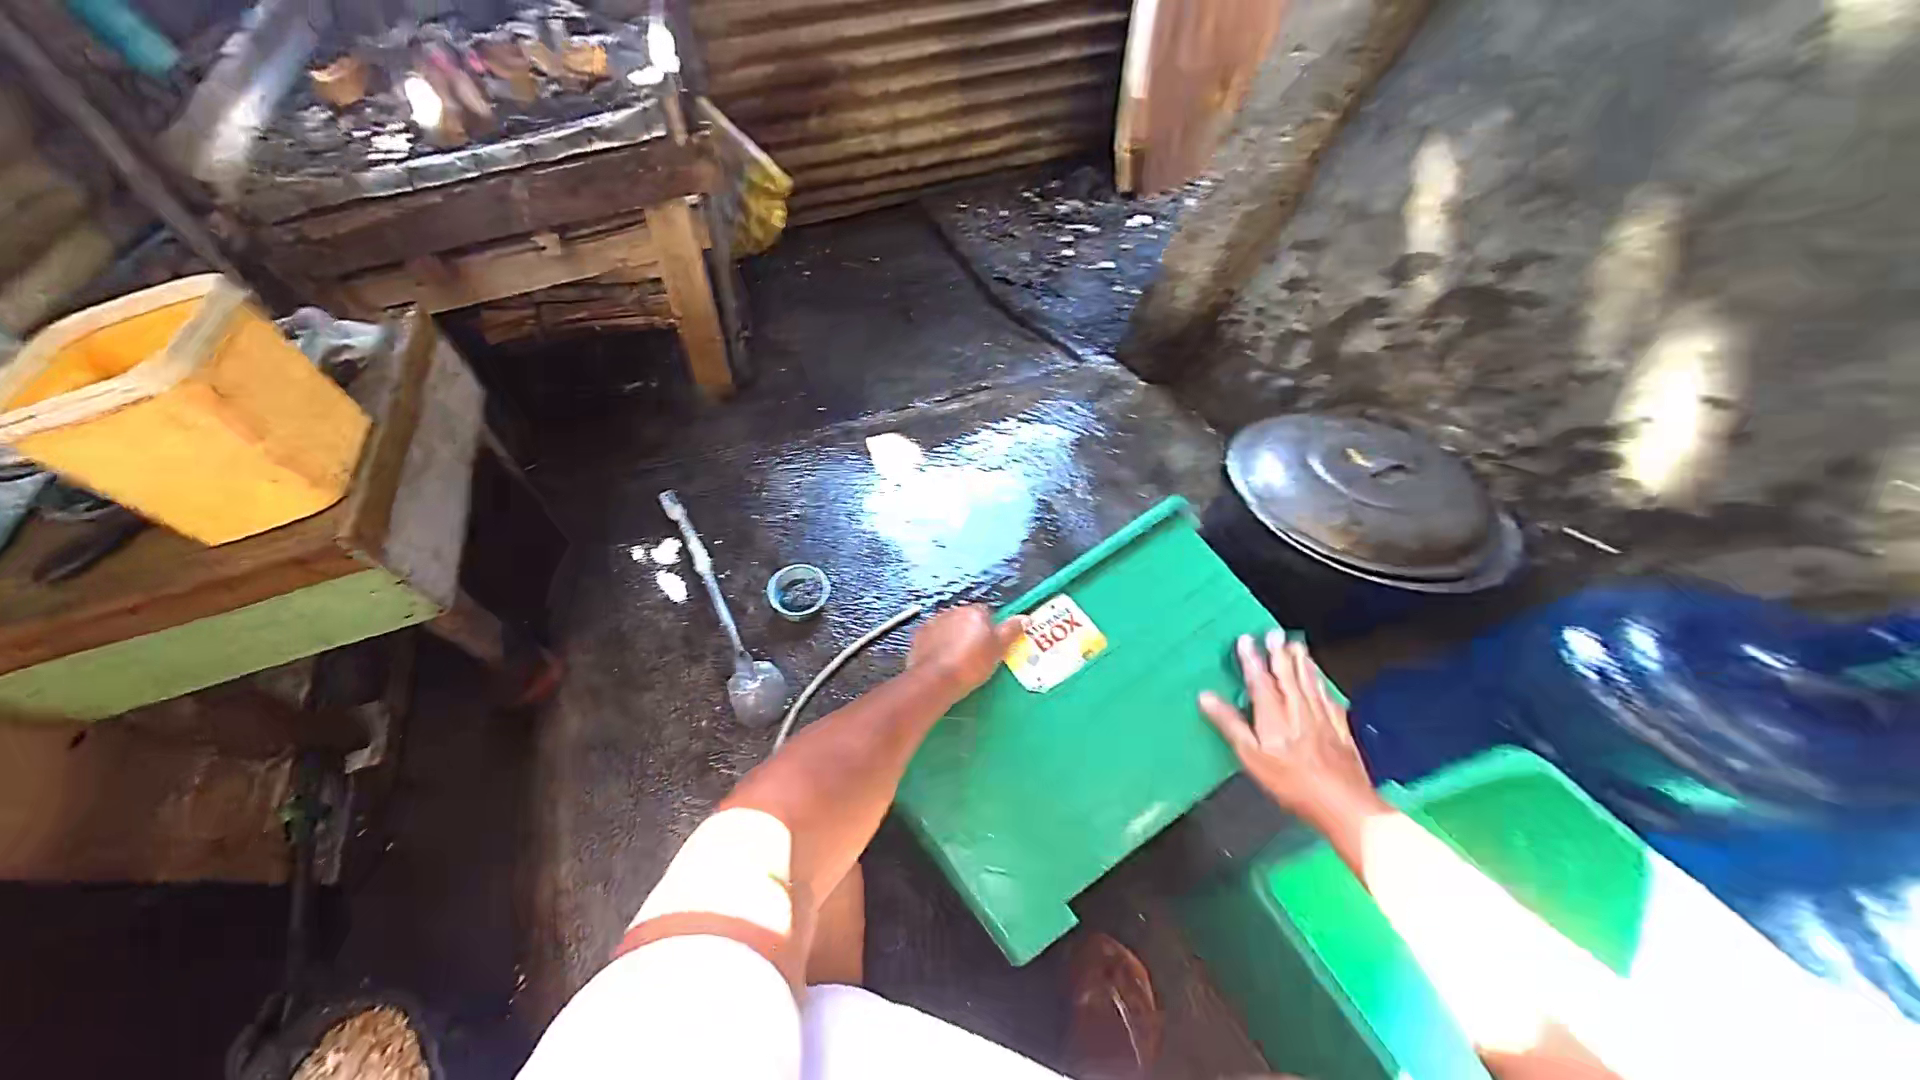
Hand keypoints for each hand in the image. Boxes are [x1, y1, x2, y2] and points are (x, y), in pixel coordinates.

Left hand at [908, 605, 1027, 697]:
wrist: (936, 679)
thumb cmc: (972, 664)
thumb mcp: (998, 649)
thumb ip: (1011, 631)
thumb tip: (1025, 617)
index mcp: (974, 612)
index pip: (986, 614)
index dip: (990, 630)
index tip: (990, 647)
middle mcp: (953, 611)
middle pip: (966, 619)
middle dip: (970, 632)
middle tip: (975, 655)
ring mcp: (933, 622)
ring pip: (949, 627)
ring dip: (953, 637)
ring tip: (957, 660)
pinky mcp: (919, 636)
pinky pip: (933, 638)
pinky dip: (937, 645)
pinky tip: (941, 661)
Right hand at [1199, 632, 1377, 828]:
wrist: (1343, 804)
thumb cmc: (1290, 783)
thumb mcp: (1251, 756)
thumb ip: (1230, 724)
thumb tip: (1205, 695)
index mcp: (1274, 715)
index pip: (1260, 680)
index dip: (1252, 659)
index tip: (1245, 639)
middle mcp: (1299, 709)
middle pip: (1288, 676)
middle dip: (1279, 653)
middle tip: (1274, 633)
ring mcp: (1323, 718)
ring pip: (1310, 682)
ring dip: (1302, 662)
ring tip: (1296, 646)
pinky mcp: (1340, 729)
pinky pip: (1329, 698)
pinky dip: (1322, 685)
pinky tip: (1322, 682)